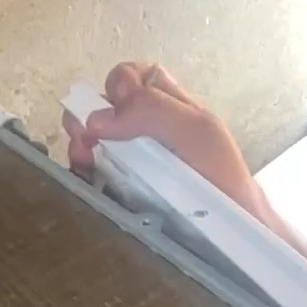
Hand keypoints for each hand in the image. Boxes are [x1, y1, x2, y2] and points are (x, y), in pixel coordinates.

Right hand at [63, 62, 280, 231]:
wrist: (227, 230)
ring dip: (78, 145)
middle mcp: (146, 127)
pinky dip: (80, 171)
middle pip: (102, 106)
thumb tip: (96, 119)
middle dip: (85, 115)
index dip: (119, 84)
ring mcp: (130, 159)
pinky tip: (84, 178)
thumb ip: (152, 110)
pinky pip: (89, 171)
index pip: (133, 76)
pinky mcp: (119, 188)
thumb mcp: (196, 131)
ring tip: (82, 161)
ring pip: (89, 138)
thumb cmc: (219, 177)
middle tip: (86, 139)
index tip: (116, 108)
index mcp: (168, 105)